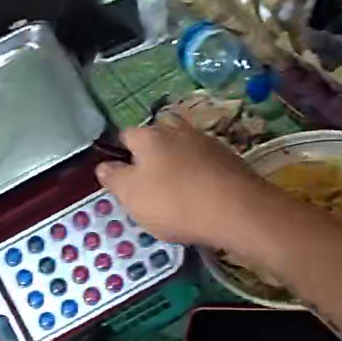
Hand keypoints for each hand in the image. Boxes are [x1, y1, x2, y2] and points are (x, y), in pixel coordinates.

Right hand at [94, 120, 278, 253]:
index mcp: (149, 135)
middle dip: (150, 156)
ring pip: (182, 149)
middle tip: (148, 186)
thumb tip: (104, 165)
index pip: (125, 135)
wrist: (237, 211)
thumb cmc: (175, 202)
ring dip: (176, 165)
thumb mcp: (132, 196)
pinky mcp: (229, 158)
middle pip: (156, 138)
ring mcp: (207, 141)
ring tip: (175, 193)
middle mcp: (178, 129)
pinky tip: (200, 195)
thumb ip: (114, 178)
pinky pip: (204, 163)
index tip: (122, 177)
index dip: (120, 155)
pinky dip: (198, 175)